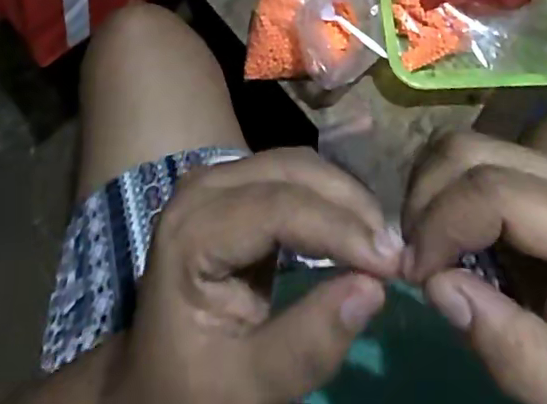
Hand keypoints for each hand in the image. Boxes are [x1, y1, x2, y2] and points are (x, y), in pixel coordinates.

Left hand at [104, 148, 405, 403]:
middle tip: (394, 254)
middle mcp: (203, 187)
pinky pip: (294, 176)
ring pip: (299, 164)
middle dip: (350, 206)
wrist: (152, 377)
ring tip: (381, 245)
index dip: (341, 229)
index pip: (279, 207)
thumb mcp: (247, 387)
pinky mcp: (237, 186)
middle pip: (292, 171)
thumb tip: (375, 287)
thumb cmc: (192, 386)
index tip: (392, 265)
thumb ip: (308, 343)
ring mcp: (219, 180)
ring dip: (345, 198)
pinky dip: (331, 198)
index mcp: (192, 230)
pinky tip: (357, 229)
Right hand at [402, 132, 546, 403]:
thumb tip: (436, 285)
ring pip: (462, 147)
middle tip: (410, 263)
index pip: (493, 190)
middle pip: (469, 151)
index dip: (440, 225)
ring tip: (424, 251)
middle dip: (424, 200)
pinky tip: (443, 239)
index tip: (414, 277)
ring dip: (427, 190)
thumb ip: (514, 349)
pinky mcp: (535, 179)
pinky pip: (469, 162)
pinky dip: (440, 190)